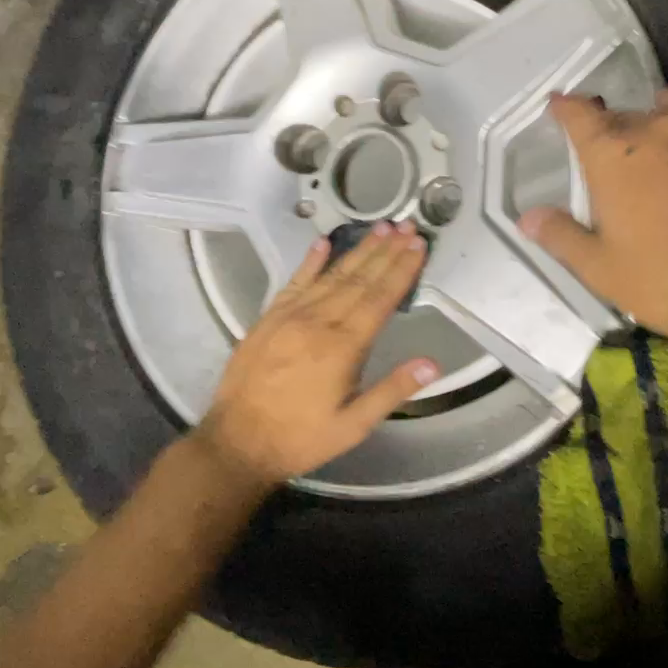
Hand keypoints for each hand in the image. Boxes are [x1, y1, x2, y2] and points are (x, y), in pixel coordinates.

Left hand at [194, 221, 438, 488]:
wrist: (235, 443)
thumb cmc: (300, 438)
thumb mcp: (353, 426)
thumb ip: (392, 391)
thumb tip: (432, 364)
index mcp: (342, 347)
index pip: (380, 298)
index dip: (402, 269)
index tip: (418, 245)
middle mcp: (317, 322)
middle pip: (359, 279)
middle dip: (387, 250)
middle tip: (407, 225)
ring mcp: (290, 316)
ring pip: (332, 275)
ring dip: (359, 250)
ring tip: (381, 227)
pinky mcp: (269, 318)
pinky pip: (295, 282)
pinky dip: (311, 260)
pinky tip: (324, 241)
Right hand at [519, 76, 667, 369]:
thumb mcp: (604, 272)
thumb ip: (563, 237)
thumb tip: (527, 216)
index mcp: (615, 157)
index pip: (580, 117)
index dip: (566, 108)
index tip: (559, 105)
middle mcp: (659, 130)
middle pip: (628, 113)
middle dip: (615, 126)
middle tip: (614, 149)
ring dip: (667, 107)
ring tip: (664, 120)